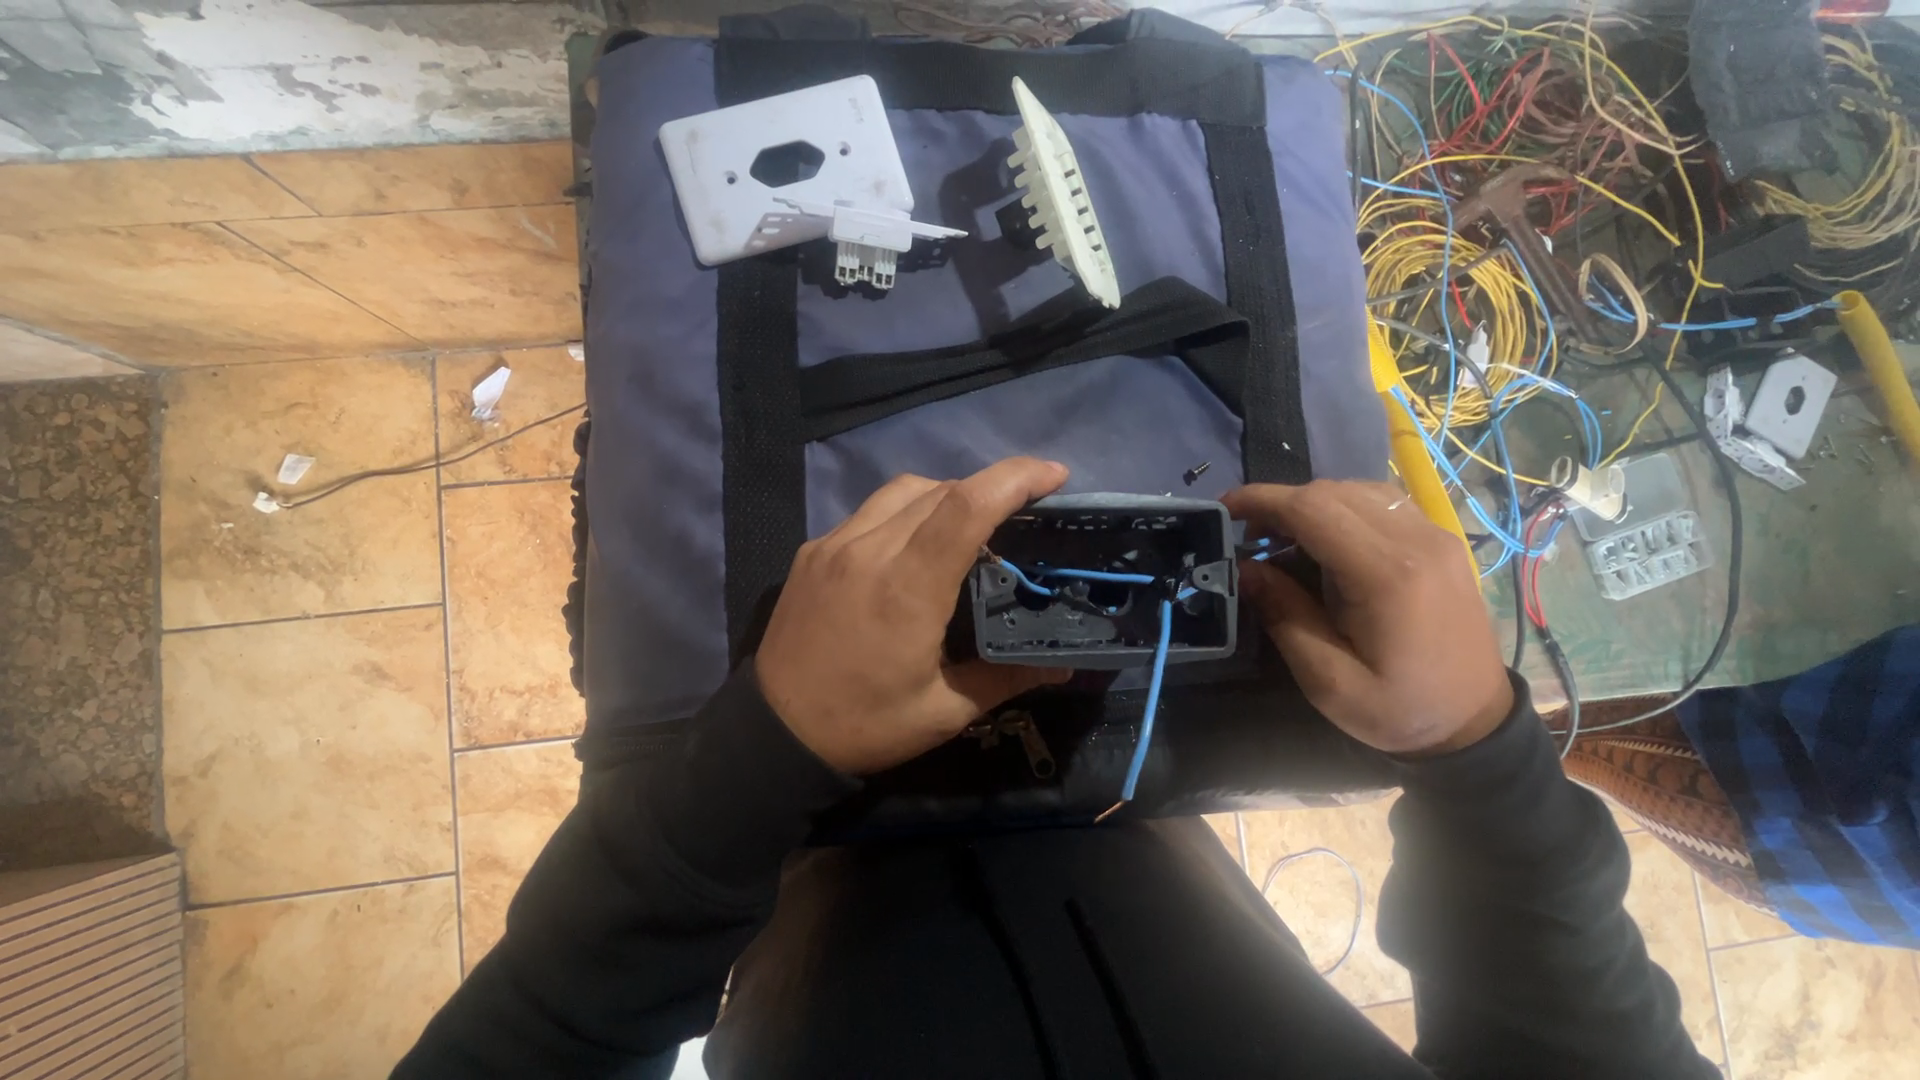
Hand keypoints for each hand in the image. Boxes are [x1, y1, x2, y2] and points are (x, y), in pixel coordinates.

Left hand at [755, 458, 1074, 774]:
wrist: (773, 735)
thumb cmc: (864, 725)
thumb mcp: (943, 712)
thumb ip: (1006, 677)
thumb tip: (1063, 664)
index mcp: (908, 587)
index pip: (966, 507)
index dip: (1015, 479)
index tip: (1055, 475)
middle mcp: (869, 550)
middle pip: (941, 490)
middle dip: (989, 488)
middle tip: (1021, 514)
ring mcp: (834, 545)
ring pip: (902, 491)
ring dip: (946, 494)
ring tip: (969, 527)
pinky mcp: (813, 551)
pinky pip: (869, 511)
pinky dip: (905, 512)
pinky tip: (913, 546)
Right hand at [1222, 480, 1511, 755]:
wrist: (1474, 722)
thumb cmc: (1398, 709)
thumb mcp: (1327, 679)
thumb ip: (1284, 615)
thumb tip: (1244, 568)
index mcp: (1386, 575)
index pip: (1313, 508)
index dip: (1262, 500)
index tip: (1224, 509)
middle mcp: (1415, 541)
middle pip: (1332, 492)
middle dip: (1280, 503)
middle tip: (1249, 538)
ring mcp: (1435, 536)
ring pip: (1358, 490)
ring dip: (1311, 504)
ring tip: (1283, 538)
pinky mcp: (1441, 542)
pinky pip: (1383, 503)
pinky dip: (1343, 508)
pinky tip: (1326, 539)